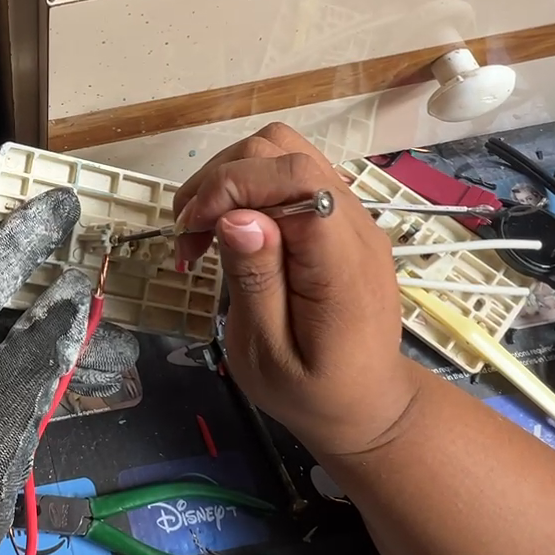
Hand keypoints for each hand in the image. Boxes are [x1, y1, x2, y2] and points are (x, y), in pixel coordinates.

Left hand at [0, 187, 110, 554]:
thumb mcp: (3, 412)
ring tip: (118, 340)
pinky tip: (100, 371)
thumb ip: (39, 348)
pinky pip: (13, 374)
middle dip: (49, 284)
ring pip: (13, 340)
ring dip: (65, 341)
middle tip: (86, 243)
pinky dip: (53, 372)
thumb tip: (74, 294)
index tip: (62, 205)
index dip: (24, 237)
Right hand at [173, 123, 415, 457]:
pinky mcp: (333, 215)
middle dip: (219, 180)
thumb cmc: (313, 390)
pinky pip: (286, 172)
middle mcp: (352, 223)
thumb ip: (256, 281)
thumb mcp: (268, 353)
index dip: (231, 186)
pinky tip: (227, 225)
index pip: (293, 178)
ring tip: (201, 227)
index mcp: (341, 262)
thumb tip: (237, 216)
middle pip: (280, 150)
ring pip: (280, 149)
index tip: (192, 230)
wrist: (365, 404)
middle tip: (188, 236)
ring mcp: (347, 213)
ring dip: (228, 177)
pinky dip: (244, 185)